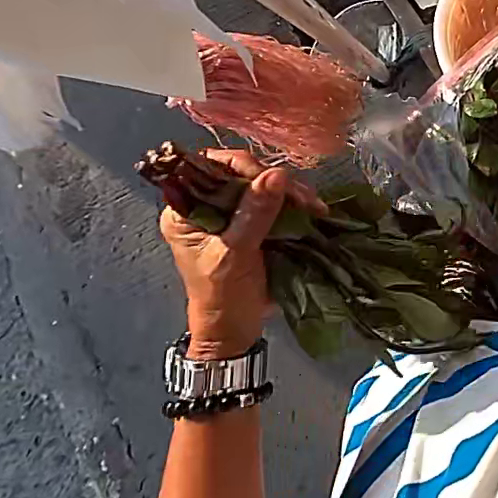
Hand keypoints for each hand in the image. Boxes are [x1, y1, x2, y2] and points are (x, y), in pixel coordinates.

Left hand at [160, 149, 323, 358]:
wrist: (236, 332)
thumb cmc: (223, 298)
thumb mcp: (235, 255)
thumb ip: (253, 214)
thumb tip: (276, 174)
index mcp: (185, 210)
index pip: (208, 168)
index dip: (238, 166)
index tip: (268, 179)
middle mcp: (206, 205)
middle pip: (239, 172)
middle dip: (272, 180)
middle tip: (301, 197)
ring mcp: (231, 212)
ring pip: (261, 185)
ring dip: (289, 192)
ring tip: (313, 206)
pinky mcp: (253, 222)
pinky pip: (274, 201)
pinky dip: (294, 203)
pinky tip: (313, 209)